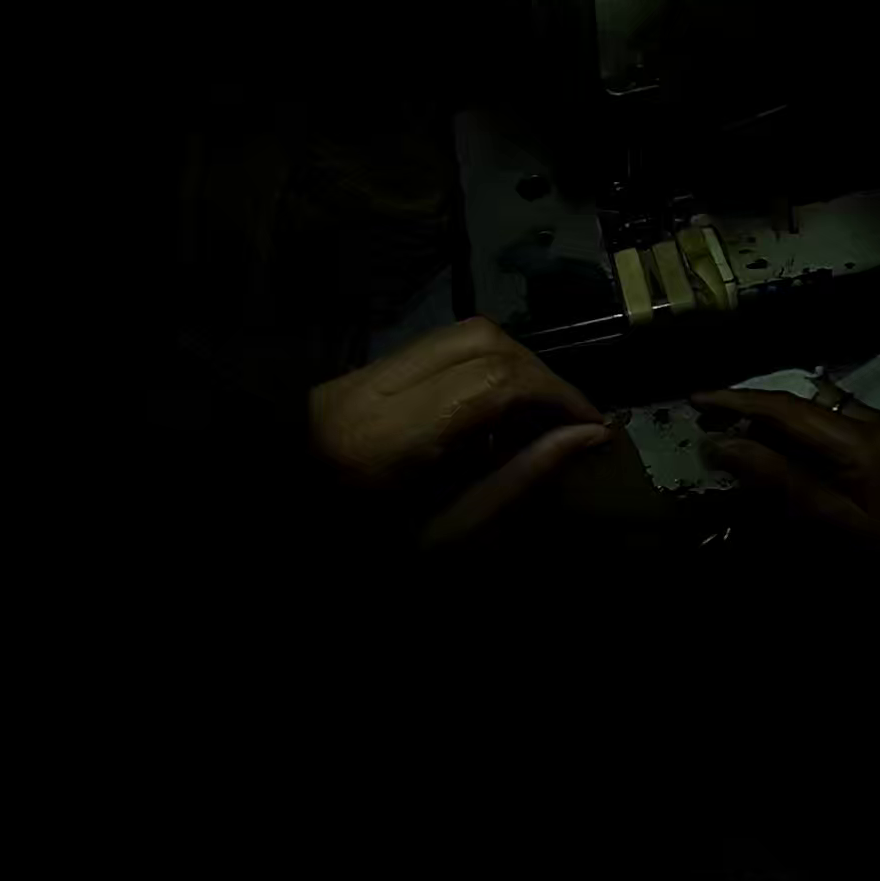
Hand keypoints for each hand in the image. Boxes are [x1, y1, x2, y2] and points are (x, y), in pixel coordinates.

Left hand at [310, 317, 609, 543]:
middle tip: (569, 416)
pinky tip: (498, 404)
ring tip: (538, 411)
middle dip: (541, 374)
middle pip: (485, 341)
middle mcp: (377, 384)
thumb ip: (521, 477)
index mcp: (389, 439)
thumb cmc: (371, 546)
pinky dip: (489, 366)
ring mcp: (368, 368)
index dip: (554, 392)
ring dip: (518, 365)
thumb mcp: (452, 530)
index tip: (590, 422)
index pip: (493, 381)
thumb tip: (588, 436)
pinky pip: (447, 346)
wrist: (289, 514)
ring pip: (467, 333)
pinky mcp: (371, 365)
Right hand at [691, 387, 879, 545]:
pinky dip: (795, 433)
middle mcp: (876, 422)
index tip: (699, 398)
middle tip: (708, 417)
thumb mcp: (834, 523)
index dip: (739, 402)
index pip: (789, 409)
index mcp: (866, 441)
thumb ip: (780, 480)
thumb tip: (722, 446)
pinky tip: (773, 447)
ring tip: (732, 431)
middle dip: (751, 409)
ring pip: (812, 411)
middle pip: (800, 404)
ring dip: (771, 420)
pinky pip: (828, 425)